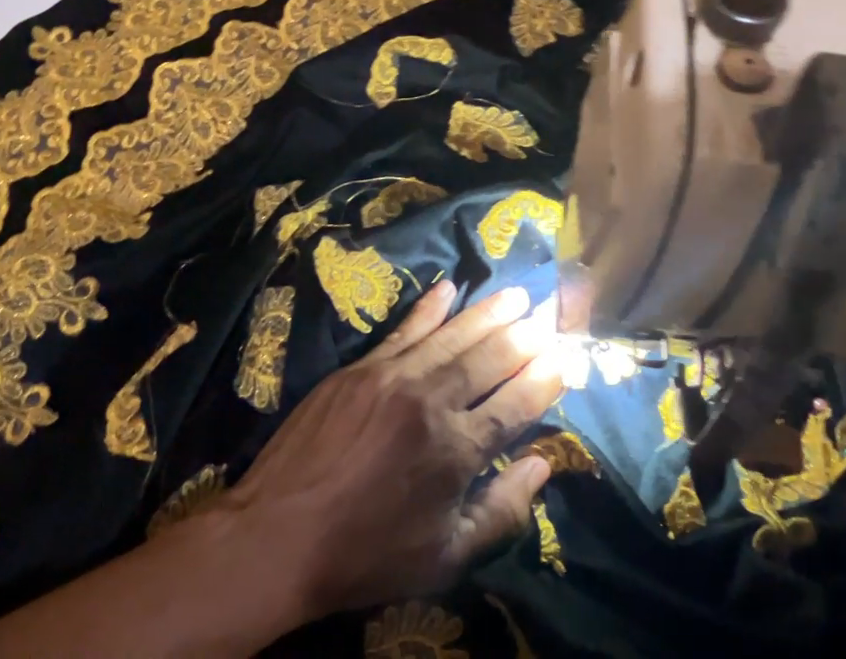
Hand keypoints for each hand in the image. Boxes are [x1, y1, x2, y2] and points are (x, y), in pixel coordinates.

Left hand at [217, 280, 565, 619]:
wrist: (278, 535)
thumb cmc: (367, 554)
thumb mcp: (446, 556)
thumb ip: (502, 510)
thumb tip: (543, 465)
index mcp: (458, 450)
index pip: (516, 404)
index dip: (545, 380)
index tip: (567, 356)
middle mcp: (430, 402)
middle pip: (488, 359)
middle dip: (524, 336)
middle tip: (548, 312)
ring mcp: (391, 378)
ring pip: (451, 336)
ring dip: (487, 313)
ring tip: (516, 293)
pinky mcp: (357, 370)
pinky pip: (402, 330)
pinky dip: (428, 309)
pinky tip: (448, 288)